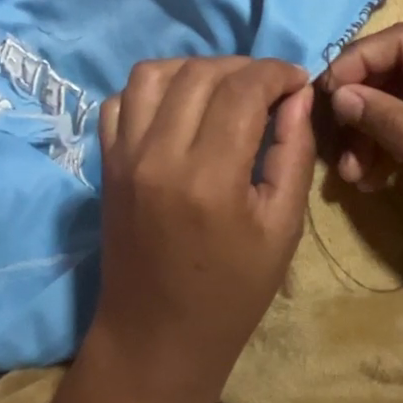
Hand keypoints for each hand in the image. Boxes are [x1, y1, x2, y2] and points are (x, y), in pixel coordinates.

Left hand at [83, 57, 315, 402]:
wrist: (156, 335)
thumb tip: (297, 94)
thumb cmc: (231, 292)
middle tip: (268, 85)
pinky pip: (120, 100)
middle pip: (200, 73)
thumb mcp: (282, 229)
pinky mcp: (105, 161)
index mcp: (210, 178)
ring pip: (153, 73)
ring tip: (223, 87)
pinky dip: (151, 88)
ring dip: (194, 68)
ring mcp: (124, 155)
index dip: (275, 73)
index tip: (297, 80)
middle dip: (243, 67)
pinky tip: (178, 105)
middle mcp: (159, 155)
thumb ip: (293, 152)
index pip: (243, 89)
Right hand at [323, 24, 402, 278]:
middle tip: (336, 143)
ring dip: (373, 131)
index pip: (402, 40)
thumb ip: (392, 122)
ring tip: (353, 175)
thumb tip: (338, 94)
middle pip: (399, 69)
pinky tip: (376, 178)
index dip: (357, 61)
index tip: (325, 95)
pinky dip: (395, 144)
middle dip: (363, 104)